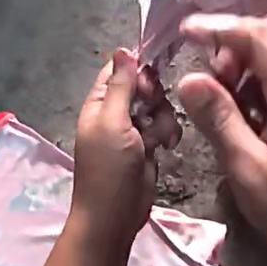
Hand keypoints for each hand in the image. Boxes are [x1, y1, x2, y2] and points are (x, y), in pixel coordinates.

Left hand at [71, 48, 179, 248]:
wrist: (114, 216)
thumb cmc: (108, 168)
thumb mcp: (112, 122)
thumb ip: (121, 86)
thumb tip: (122, 49)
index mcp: (99, 103)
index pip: (118, 70)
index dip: (137, 69)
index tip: (152, 80)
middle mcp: (115, 113)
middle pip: (143, 86)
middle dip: (154, 96)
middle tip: (152, 111)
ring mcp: (133, 131)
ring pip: (158, 107)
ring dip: (163, 118)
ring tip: (159, 137)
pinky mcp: (149, 147)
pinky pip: (164, 127)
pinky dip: (168, 133)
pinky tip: (167, 146)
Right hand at [175, 15, 266, 265]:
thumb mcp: (252, 174)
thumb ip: (220, 121)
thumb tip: (190, 79)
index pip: (258, 34)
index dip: (218, 27)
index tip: (184, 32)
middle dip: (236, 43)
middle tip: (208, 78)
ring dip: (253, 64)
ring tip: (227, 101)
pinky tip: (254, 118)